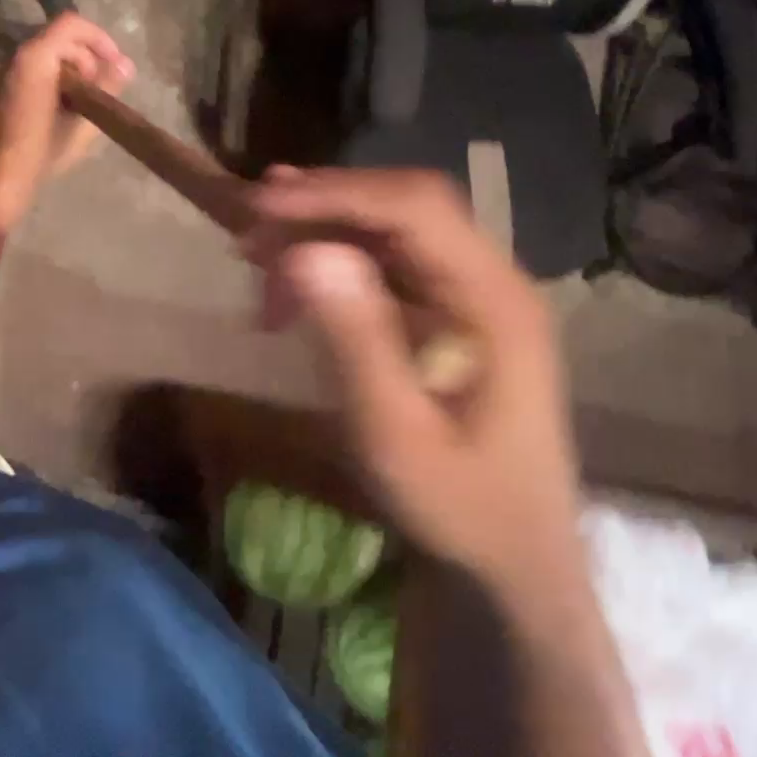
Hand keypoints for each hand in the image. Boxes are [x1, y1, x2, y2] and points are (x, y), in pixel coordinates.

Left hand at [0, 12, 134, 211]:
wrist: (3, 177)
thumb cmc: (44, 150)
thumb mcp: (84, 120)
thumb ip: (107, 87)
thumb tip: (127, 65)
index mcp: (36, 58)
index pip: (71, 24)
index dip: (99, 38)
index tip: (116, 61)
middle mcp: (17, 56)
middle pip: (60, 37)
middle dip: (87, 55)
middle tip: (103, 84)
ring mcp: (7, 71)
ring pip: (48, 52)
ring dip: (73, 66)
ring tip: (88, 96)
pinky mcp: (4, 88)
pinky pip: (35, 67)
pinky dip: (55, 75)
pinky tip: (67, 103)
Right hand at [242, 166, 582, 591]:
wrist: (508, 562)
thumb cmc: (457, 505)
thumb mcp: (395, 433)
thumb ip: (356, 340)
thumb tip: (307, 252)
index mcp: (492, 300)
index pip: (414, 208)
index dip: (335, 193)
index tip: (261, 204)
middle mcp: (487, 282)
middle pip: (401, 207)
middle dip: (320, 208)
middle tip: (247, 232)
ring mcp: (468, 298)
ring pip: (388, 232)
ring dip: (319, 235)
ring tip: (255, 259)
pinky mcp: (446, 318)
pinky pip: (384, 267)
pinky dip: (330, 268)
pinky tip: (288, 291)